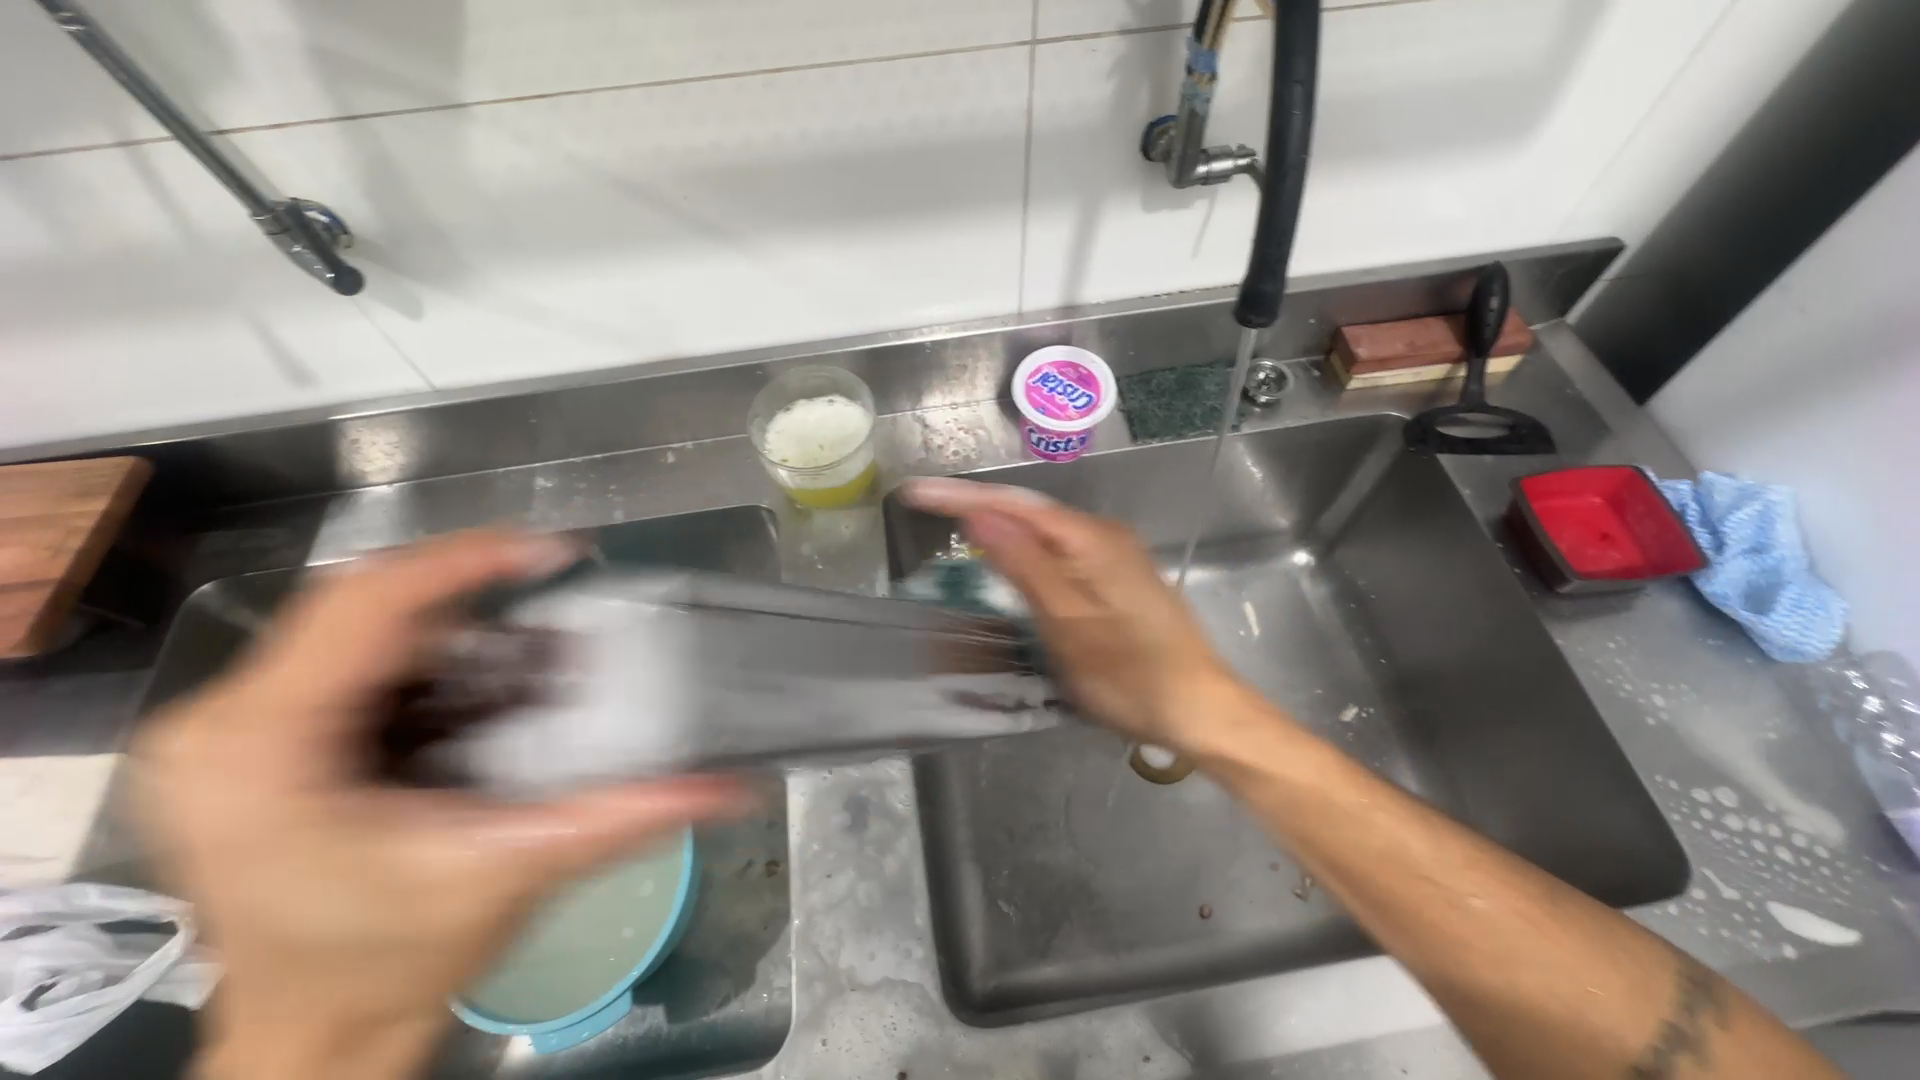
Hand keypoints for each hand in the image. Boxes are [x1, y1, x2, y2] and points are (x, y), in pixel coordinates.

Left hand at [134, 531, 750, 1079]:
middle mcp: (223, 722)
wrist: (322, 1032)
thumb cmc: (395, 961)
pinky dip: (430, 658)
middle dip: (469, 598)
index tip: (556, 553)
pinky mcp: (253, 739)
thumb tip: (732, 785)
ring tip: (534, 647)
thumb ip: (623, 817)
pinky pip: (350, 658)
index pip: (364, 605)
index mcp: (262, 747)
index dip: (466, 564)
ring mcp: (229, 728)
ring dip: (454, 627)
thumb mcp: (513, 872)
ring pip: (359, 625)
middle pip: (362, 605)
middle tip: (558, 601)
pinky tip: (485, 682)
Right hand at [901, 478, 1261, 755]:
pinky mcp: (1117, 582)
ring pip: (1045, 534)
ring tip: (953, 529)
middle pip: (1030, 514)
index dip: (960, 496)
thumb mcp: (1069, 623)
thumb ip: (1024, 565)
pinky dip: (1025, 554)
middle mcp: (1105, 538)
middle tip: (925, 507)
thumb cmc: (1131, 675)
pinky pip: (1059, 555)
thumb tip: (977, 515)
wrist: (1199, 710)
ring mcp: (1115, 559)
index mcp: (1092, 541)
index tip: (913, 492)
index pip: (1014, 506)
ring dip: (1000, 530)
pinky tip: (1008, 564)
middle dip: (976, 507)